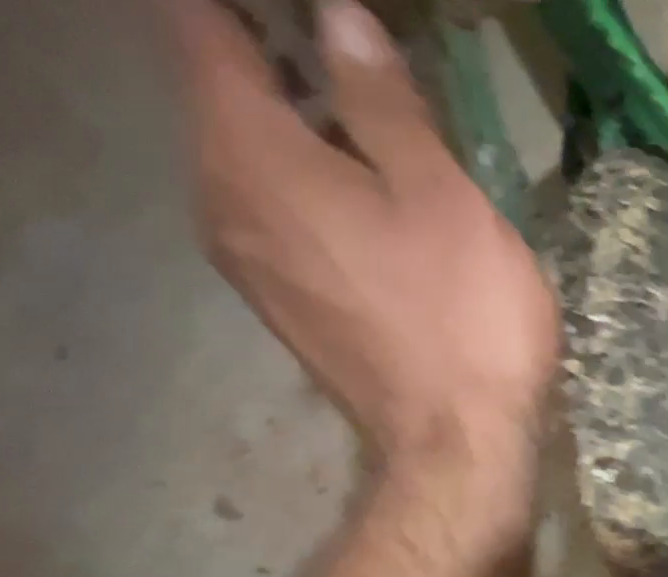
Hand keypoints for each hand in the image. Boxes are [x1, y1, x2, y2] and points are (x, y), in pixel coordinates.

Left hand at [169, 0, 557, 457]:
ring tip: (372, 124)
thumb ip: (384, 104)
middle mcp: (221, 200)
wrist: (456, 443)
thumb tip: (337, 18)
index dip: (247, 10)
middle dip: (279, 63)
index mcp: (253, 155)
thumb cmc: (462, 314)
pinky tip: (371, 202)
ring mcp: (246, 261)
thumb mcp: (442, 197)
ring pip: (252, 161)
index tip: (311, 17)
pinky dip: (308, 186)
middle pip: (225, 98)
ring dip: (299, 129)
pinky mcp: (282, 304)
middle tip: (358, 58)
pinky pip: (275, 214)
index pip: (206, 35)